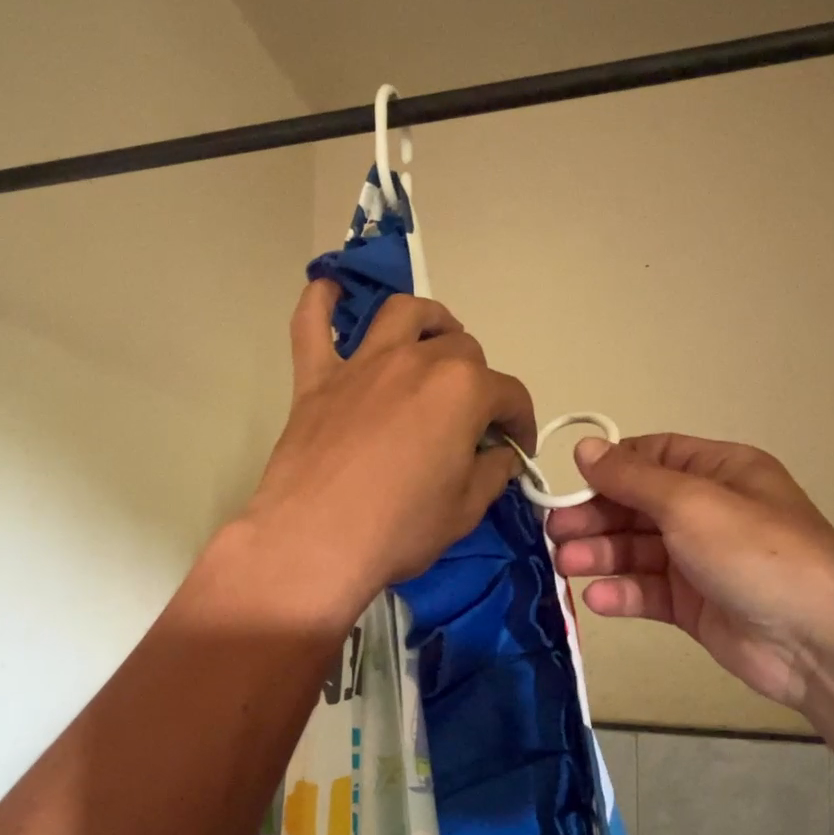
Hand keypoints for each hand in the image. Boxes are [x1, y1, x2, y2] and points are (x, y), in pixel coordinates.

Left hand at [241, 281, 534, 611]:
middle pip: (461, 349)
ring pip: (402, 315)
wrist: (314, 543)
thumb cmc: (399, 529)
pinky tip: (331, 292)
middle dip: (478, 380)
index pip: (509, 395)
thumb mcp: (465, 510)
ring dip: (427, 320)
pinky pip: (312, 324)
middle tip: (472, 419)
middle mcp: (416, 360)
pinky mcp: (315, 379)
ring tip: (434, 339)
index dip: (521, 422)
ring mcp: (361, 364)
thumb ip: (492, 472)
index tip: (518, 449)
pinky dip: (321, 302)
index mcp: (463, 390)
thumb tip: (499, 455)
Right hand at [547, 434, 833, 709]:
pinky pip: (648, 591)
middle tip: (554, 533)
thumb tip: (584, 447)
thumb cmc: (756, 554)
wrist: (819, 642)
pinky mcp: (693, 606)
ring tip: (565, 565)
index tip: (567, 485)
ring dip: (600, 555)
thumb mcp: (691, 503)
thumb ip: (632, 478)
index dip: (608, 469)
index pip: (651, 458)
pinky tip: (599, 598)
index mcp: (719, 472)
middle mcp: (708, 511)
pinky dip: (622, 593)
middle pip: (636, 505)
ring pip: (636, 550)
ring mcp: (700, 561)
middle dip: (595, 517)